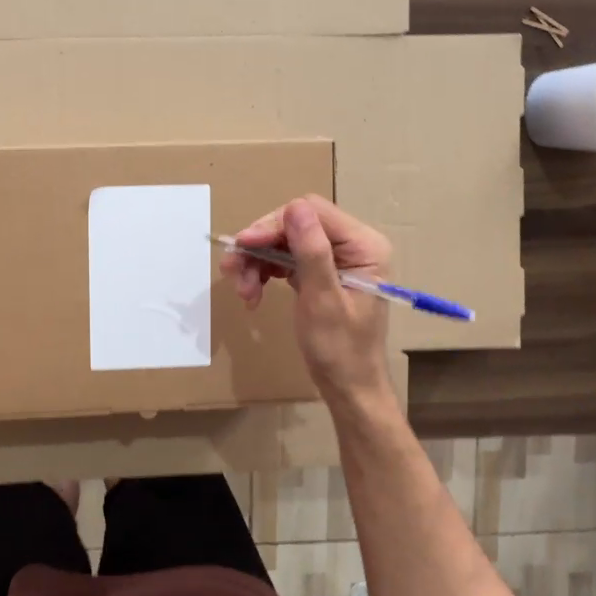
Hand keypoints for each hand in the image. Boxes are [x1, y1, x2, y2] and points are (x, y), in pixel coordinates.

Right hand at [220, 194, 391, 399]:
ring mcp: (334, 259)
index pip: (312, 214)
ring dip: (257, 263)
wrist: (348, 388)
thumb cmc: (340, 350)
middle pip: (294, 226)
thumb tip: (294, 208)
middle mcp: (352, 245)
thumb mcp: (323, 300)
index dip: (273, 224)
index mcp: (363, 246)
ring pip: (283, 243)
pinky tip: (252, 295)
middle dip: (260, 247)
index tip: (243, 244)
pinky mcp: (319, 273)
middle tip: (232, 271)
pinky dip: (264, 274)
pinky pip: (285, 261)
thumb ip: (311, 252)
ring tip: (243, 292)